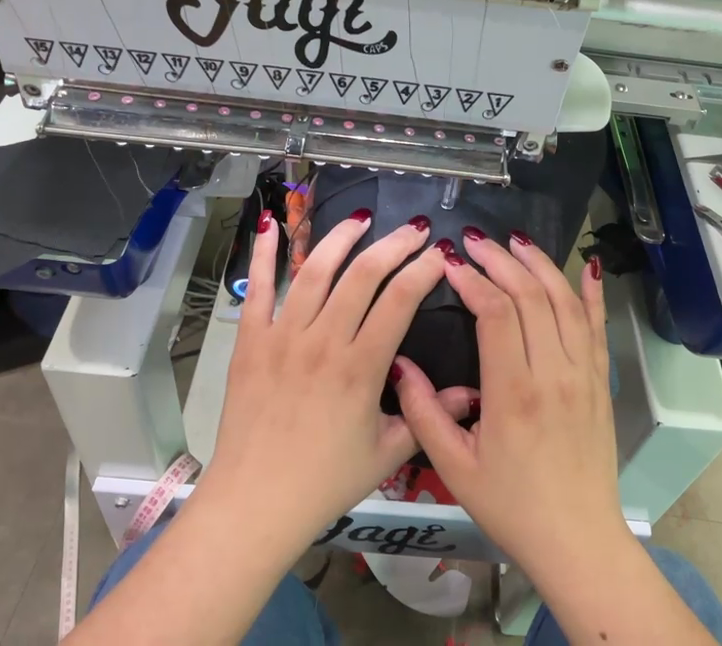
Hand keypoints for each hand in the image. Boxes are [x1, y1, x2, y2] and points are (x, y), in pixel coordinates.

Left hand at [193, 209, 475, 551]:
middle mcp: (323, 341)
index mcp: (360, 367)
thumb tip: (471, 393)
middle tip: (414, 230)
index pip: (399, 300)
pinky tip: (273, 223)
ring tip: (362, 220)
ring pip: (314, 271)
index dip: (423, 270)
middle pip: (362, 275)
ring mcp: (282, 336)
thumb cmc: (325, 481)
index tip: (440, 253)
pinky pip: (257, 289)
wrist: (256, 501)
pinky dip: (264, 254)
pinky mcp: (250, 341)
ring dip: (340, 239)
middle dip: (394, 245)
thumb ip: (428, 416)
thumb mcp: (388, 454)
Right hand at [392, 231, 626, 570]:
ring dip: (540, 265)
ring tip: (515, 242)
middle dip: (501, 260)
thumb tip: (401, 364)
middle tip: (475, 240)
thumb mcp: (453, 468)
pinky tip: (584, 267)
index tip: (450, 262)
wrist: (577, 539)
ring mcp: (583, 374)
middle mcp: (554, 372)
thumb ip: (423, 414)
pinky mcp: (600, 382)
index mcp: (514, 391)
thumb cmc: (511, 506)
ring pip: (564, 302)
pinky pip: (597, 327)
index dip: (473, 280)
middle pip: (530, 296)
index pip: (496, 312)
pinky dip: (590, 294)